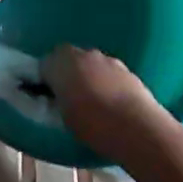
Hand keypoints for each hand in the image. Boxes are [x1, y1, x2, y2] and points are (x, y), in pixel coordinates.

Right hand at [43, 45, 168, 159]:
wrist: (138, 128)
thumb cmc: (92, 124)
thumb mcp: (64, 117)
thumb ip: (58, 100)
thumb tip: (59, 97)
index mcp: (59, 63)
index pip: (44, 64)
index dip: (46, 79)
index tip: (50, 95)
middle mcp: (81, 54)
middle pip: (69, 59)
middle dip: (68, 73)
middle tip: (71, 96)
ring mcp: (107, 59)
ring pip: (91, 64)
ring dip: (90, 76)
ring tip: (95, 101)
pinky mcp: (128, 70)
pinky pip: (110, 73)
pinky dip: (109, 82)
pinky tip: (114, 103)